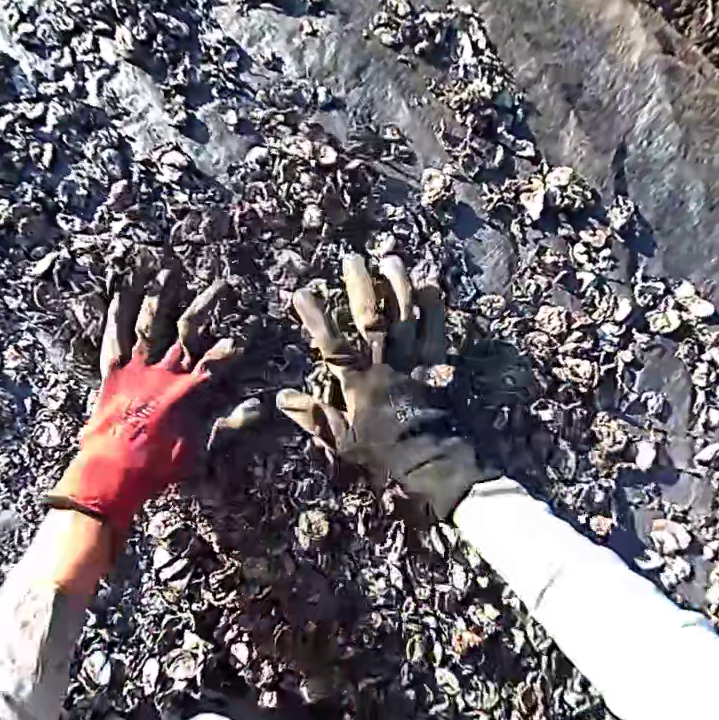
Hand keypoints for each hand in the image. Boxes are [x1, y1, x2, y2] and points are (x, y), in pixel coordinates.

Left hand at [47, 272, 258, 530]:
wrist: (114, 469)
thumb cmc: (159, 463)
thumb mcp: (201, 449)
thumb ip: (231, 425)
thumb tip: (260, 408)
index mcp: (190, 388)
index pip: (220, 356)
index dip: (238, 339)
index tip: (253, 323)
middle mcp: (166, 370)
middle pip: (190, 327)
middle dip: (208, 303)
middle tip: (222, 285)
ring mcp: (139, 366)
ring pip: (152, 322)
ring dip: (162, 296)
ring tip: (168, 273)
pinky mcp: (115, 370)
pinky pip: (116, 336)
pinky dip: (118, 313)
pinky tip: (122, 293)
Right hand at [276, 254, 483, 519]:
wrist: (432, 461)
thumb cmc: (381, 451)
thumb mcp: (341, 440)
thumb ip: (313, 417)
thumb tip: (282, 397)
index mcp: (358, 383)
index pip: (332, 344)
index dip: (316, 318)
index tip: (301, 292)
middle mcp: (385, 365)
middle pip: (371, 319)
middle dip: (360, 287)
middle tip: (352, 258)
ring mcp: (413, 361)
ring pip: (405, 317)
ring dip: (397, 286)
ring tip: (390, 259)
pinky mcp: (435, 364)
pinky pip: (436, 331)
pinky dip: (434, 307)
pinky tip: (429, 284)